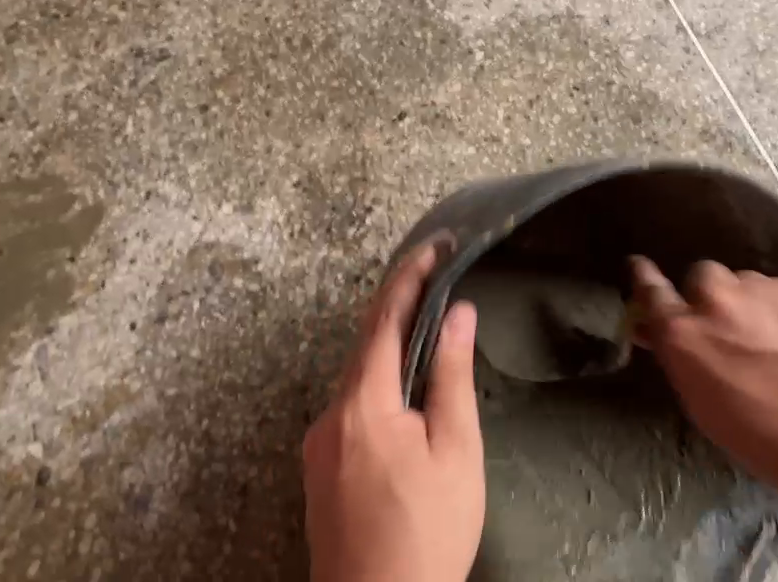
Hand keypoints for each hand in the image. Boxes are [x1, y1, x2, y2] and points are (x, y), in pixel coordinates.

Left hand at [304, 244, 483, 581]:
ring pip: (358, 374)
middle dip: (400, 304)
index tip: (434, 246)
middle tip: (436, 274)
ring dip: (391, 344)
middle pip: (366, 343)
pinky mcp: (320, 469)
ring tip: (428, 323)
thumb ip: (451, 375)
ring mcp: (319, 445)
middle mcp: (330, 416)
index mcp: (364, 404)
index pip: (385, 318)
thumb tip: (458, 313)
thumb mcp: (455, 449)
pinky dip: (379, 379)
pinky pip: (351, 404)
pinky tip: (405, 387)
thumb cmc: (427, 532)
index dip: (410, 276)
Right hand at [629, 256, 777, 481]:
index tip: (639, 264)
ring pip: (747, 283)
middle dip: (710, 295)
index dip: (644, 276)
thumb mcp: (699, 401)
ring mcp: (763, 289)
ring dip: (749, 303)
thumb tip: (658, 332)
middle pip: (704, 276)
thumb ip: (678, 356)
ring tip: (770, 340)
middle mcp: (717, 298)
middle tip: (726, 326)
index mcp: (684, 331)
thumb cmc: (754, 433)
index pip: (651, 290)